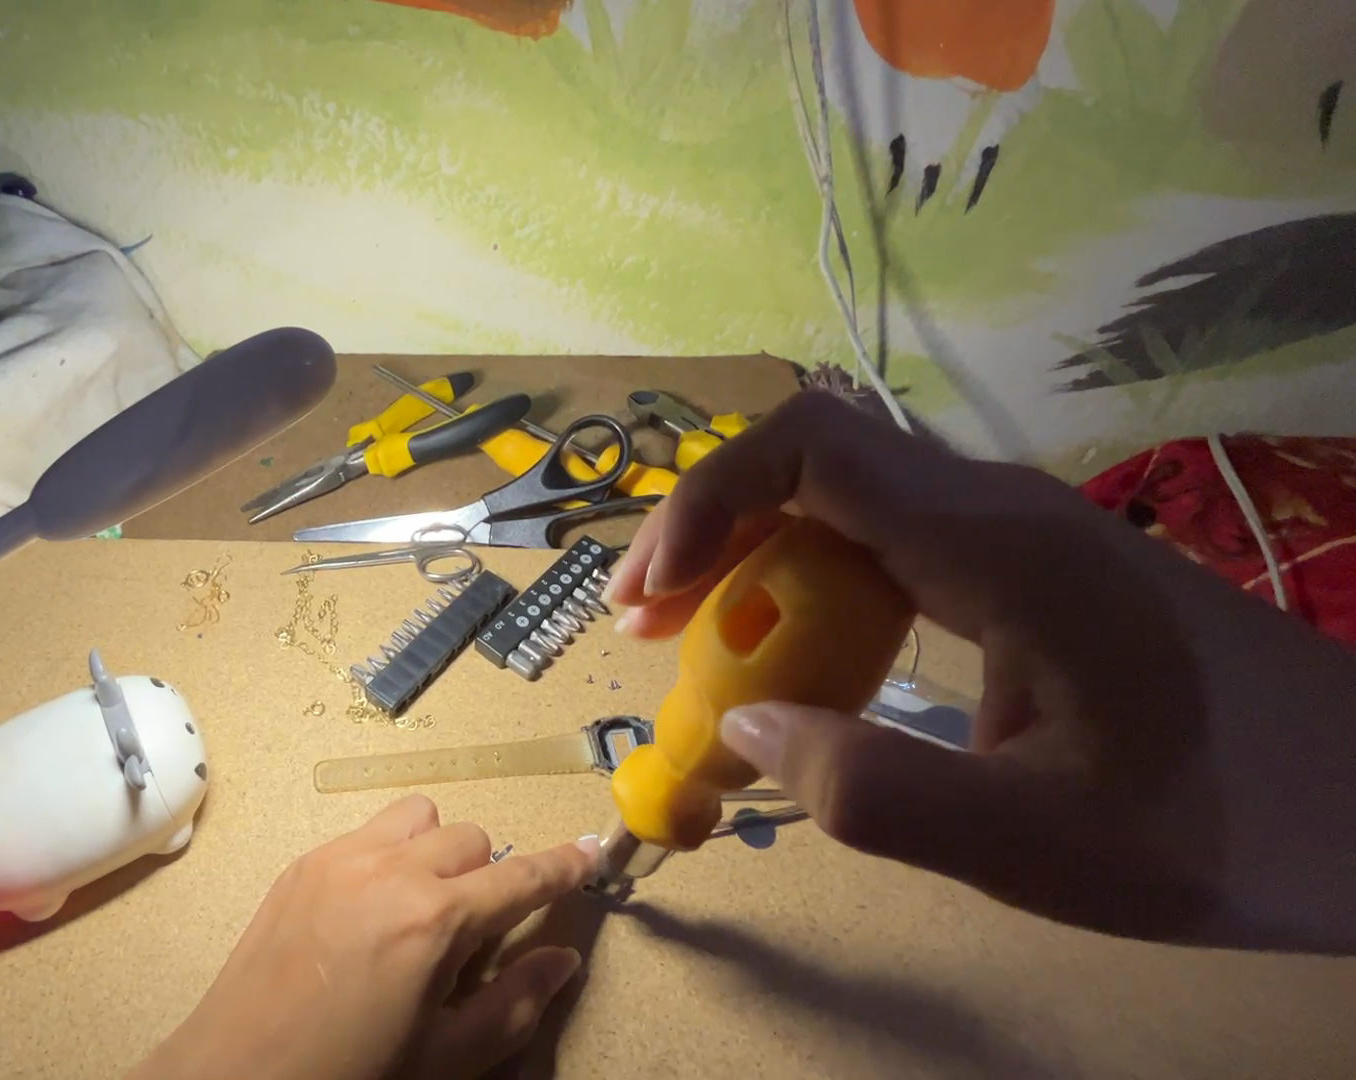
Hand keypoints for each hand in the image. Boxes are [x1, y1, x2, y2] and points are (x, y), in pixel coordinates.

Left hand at [130, 796, 597, 1079]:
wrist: (238, 1074)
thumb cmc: (351, 1073)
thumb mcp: (447, 1056)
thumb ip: (516, 1002)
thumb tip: (563, 957)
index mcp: (434, 921)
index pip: (518, 879)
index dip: (561, 866)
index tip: (589, 851)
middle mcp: (391, 869)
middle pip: (470, 837)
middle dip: (485, 874)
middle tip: (467, 927)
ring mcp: (342, 855)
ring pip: (419, 816)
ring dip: (436, 848)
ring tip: (419, 900)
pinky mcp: (306, 859)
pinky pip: (368, 830)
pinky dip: (388, 852)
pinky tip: (368, 906)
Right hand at [608, 392, 1355, 953]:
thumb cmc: (1243, 824)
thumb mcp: (1055, 851)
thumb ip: (883, 797)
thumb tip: (744, 732)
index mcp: (993, 543)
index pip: (809, 449)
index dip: (708, 498)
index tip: (656, 591)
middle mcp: (978, 507)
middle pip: (795, 465)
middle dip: (696, 531)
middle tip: (639, 620)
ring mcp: (984, 527)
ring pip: (816, 498)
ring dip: (730, 553)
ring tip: (677, 631)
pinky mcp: (986, 559)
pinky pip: (851, 540)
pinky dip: (781, 580)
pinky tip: (769, 642)